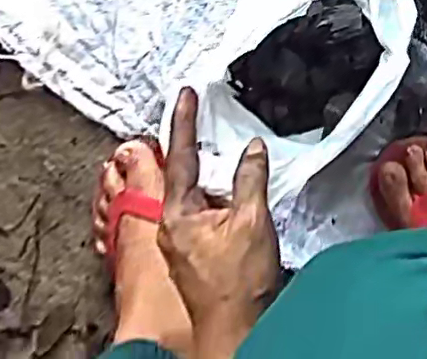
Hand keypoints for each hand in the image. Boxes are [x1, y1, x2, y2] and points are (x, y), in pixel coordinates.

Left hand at [159, 87, 280, 358]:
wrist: (236, 332)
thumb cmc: (239, 283)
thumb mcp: (251, 220)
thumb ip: (251, 178)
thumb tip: (253, 147)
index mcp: (178, 213)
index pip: (181, 154)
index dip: (184, 121)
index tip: (185, 94)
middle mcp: (172, 224)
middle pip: (179, 170)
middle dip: (188, 139)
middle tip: (194, 108)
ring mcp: (181, 239)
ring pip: (190, 188)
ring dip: (202, 165)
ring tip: (212, 140)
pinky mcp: (193, 249)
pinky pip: (199, 204)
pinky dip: (210, 186)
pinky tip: (224, 182)